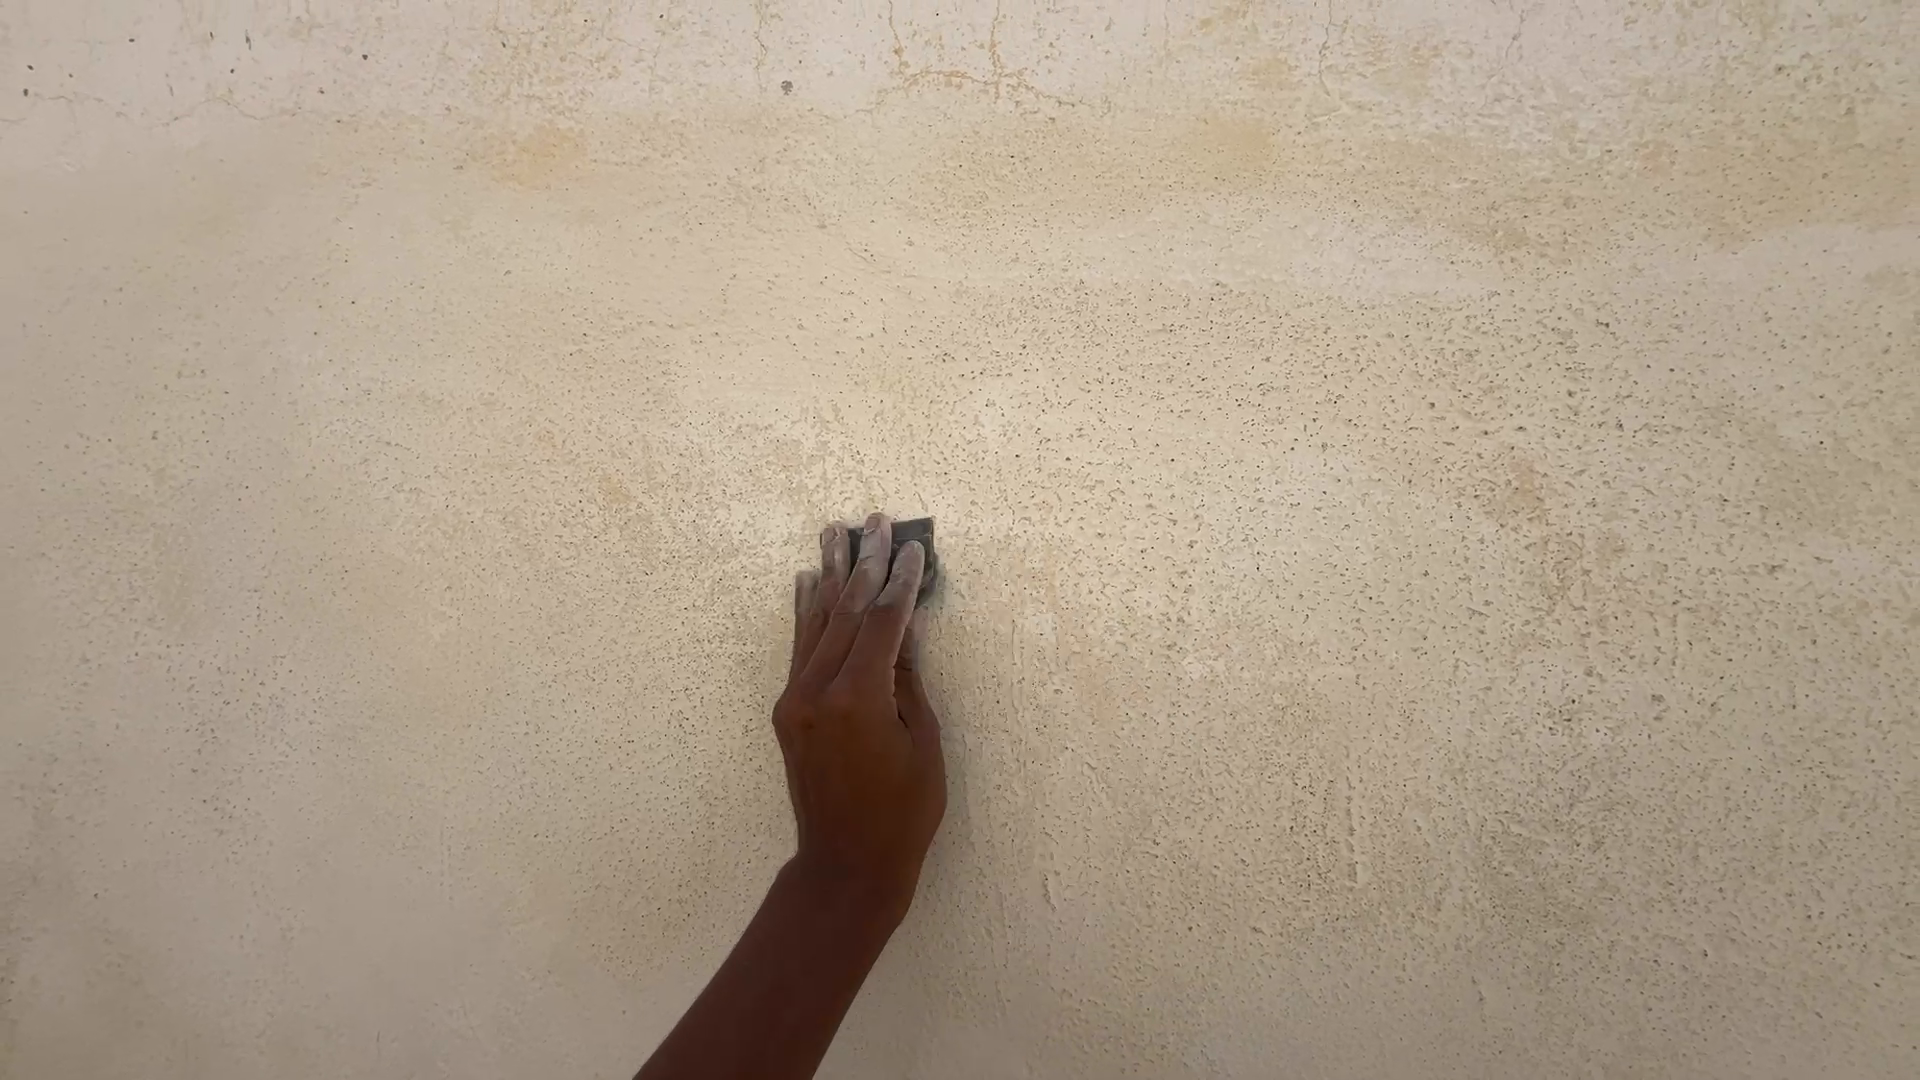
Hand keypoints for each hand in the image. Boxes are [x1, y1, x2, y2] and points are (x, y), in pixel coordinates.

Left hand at [774, 514, 945, 920]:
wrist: (845, 865)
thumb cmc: (903, 812)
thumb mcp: (923, 742)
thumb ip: (908, 680)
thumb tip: (901, 630)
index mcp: (859, 699)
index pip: (883, 622)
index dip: (901, 582)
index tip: (914, 546)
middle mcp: (818, 691)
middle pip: (844, 611)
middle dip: (864, 563)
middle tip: (874, 521)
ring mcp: (796, 699)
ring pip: (814, 623)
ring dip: (829, 575)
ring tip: (834, 532)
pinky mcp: (788, 710)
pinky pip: (799, 649)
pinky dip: (806, 612)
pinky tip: (809, 582)